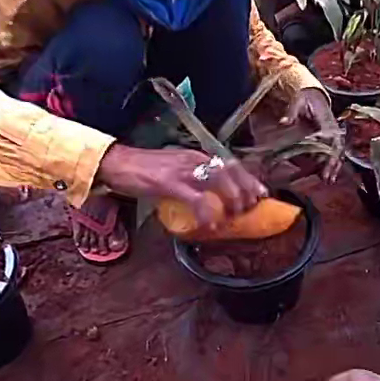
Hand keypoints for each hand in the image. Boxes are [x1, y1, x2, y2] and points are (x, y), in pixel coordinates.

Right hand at [96, 145, 265, 227]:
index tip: (262, 194)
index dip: (250, 179)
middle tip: (249, 209)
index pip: (231, 164)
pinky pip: (196, 200)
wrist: (117, 164)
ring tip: (233, 217)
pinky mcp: (170, 183)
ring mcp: (183, 170)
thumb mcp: (175, 169)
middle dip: (245, 192)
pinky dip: (207, 213)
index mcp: (197, 155)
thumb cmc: (144, 169)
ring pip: (218, 183)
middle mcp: (194, 158)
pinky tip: (210, 225)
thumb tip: (209, 196)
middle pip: (230, 172)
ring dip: (230, 201)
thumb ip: (193, 177)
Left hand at [283, 87, 342, 179]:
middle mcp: (333, 129)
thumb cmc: (306, 98)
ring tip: (328, 180)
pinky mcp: (329, 141)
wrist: (314, 96)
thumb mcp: (298, 100)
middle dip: (332, 164)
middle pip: (336, 149)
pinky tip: (327, 176)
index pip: (330, 138)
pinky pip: (333, 154)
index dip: (328, 151)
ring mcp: (333, 136)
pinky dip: (331, 165)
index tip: (323, 161)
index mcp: (327, 120)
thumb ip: (292, 111)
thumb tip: (284, 122)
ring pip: (336, 154)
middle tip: (327, 178)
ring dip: (333, 167)